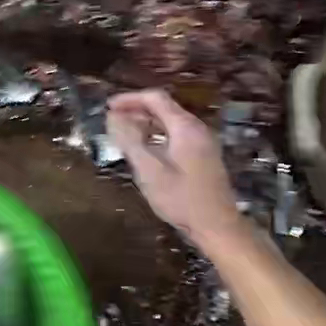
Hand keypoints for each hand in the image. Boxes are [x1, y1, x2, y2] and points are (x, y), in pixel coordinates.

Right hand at [106, 89, 246, 245]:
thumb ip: (130, 140)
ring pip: (170, 123)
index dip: (130, 99)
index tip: (108, 107)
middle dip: (136, 110)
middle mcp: (197, 129)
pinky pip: (176, 136)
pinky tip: (145, 150)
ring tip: (123, 133)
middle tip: (112, 119)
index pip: (155, 99)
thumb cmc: (181, 199)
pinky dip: (157, 136)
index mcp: (185, 127)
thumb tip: (112, 117)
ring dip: (146, 124)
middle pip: (164, 109)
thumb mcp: (149, 170)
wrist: (217, 226)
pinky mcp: (203, 157)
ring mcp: (203, 143)